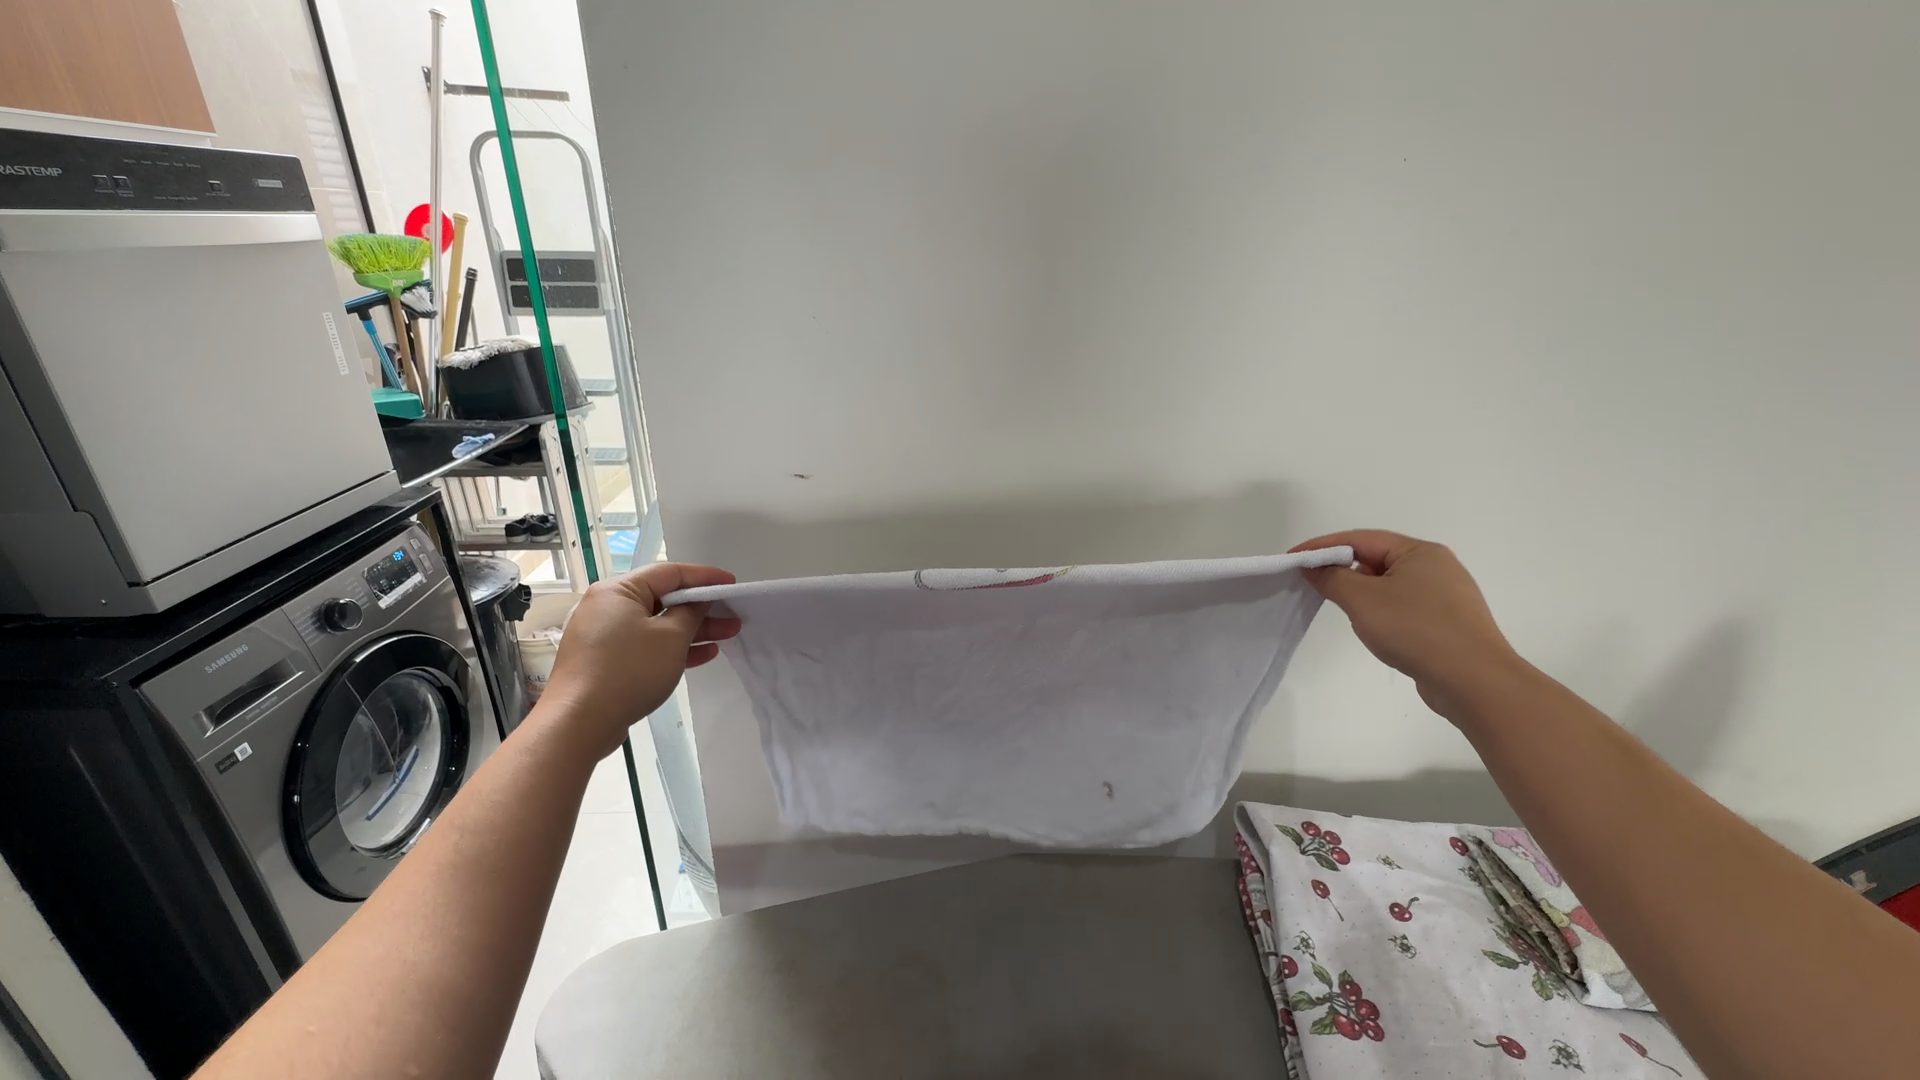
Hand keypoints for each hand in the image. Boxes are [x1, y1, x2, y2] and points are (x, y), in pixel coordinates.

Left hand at [537, 563, 739, 758]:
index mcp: (619, 591)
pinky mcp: (606, 661)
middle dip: (702, 608)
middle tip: (733, 615)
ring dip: (693, 630)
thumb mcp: (671, 637)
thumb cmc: (629, 670)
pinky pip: (646, 645)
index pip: (670, 572)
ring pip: (657, 625)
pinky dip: (673, 648)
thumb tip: (697, 602)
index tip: (731, 584)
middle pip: (664, 599)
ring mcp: (605, 636)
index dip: (705, 577)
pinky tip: (703, 655)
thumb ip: (691, 613)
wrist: (579, 721)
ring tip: (728, 635)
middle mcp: (608, 607)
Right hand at [1291, 530, 1523, 719]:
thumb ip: (1332, 578)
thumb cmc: (1415, 630)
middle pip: (1376, 559)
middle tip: (1312, 582)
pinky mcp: (1448, 622)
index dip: (1322, 547)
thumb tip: (1313, 567)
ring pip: (1390, 584)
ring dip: (1362, 592)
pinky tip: (1374, 628)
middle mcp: (1437, 567)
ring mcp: (1446, 596)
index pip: (1360, 539)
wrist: (1473, 680)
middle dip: (1342, 569)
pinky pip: (1404, 606)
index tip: (1292, 559)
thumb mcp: (1362, 600)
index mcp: (1419, 552)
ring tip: (1342, 608)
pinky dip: (1381, 610)